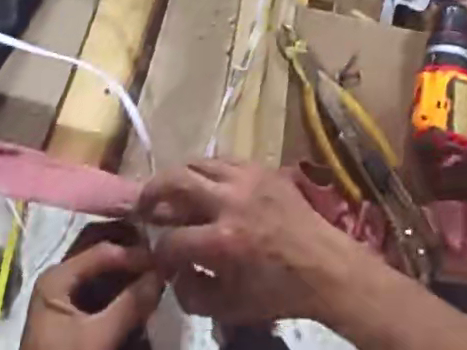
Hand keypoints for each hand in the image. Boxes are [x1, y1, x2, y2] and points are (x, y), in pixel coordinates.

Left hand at [22, 243, 163, 349]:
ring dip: (128, 261)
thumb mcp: (97, 341)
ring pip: (102, 262)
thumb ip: (130, 305)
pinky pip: (103, 284)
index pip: (100, 248)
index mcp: (56, 278)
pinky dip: (123, 282)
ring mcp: (67, 293)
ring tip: (155, 266)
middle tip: (159, 249)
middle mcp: (60, 276)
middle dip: (130, 245)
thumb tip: (163, 272)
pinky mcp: (76, 312)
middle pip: (99, 244)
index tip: (163, 260)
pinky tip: (142, 287)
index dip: (133, 252)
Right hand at [137, 159, 369, 324]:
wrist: (323, 264)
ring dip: (177, 176)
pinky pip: (222, 159)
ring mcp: (246, 178)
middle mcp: (230, 200)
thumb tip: (172, 270)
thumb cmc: (277, 291)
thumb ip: (191, 293)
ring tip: (169, 190)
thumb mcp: (230, 307)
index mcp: (223, 240)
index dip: (158, 251)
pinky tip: (203, 183)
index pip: (171, 240)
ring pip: (197, 162)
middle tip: (143, 204)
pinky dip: (206, 169)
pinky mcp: (260, 166)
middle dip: (152, 192)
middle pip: (176, 181)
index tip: (157, 256)